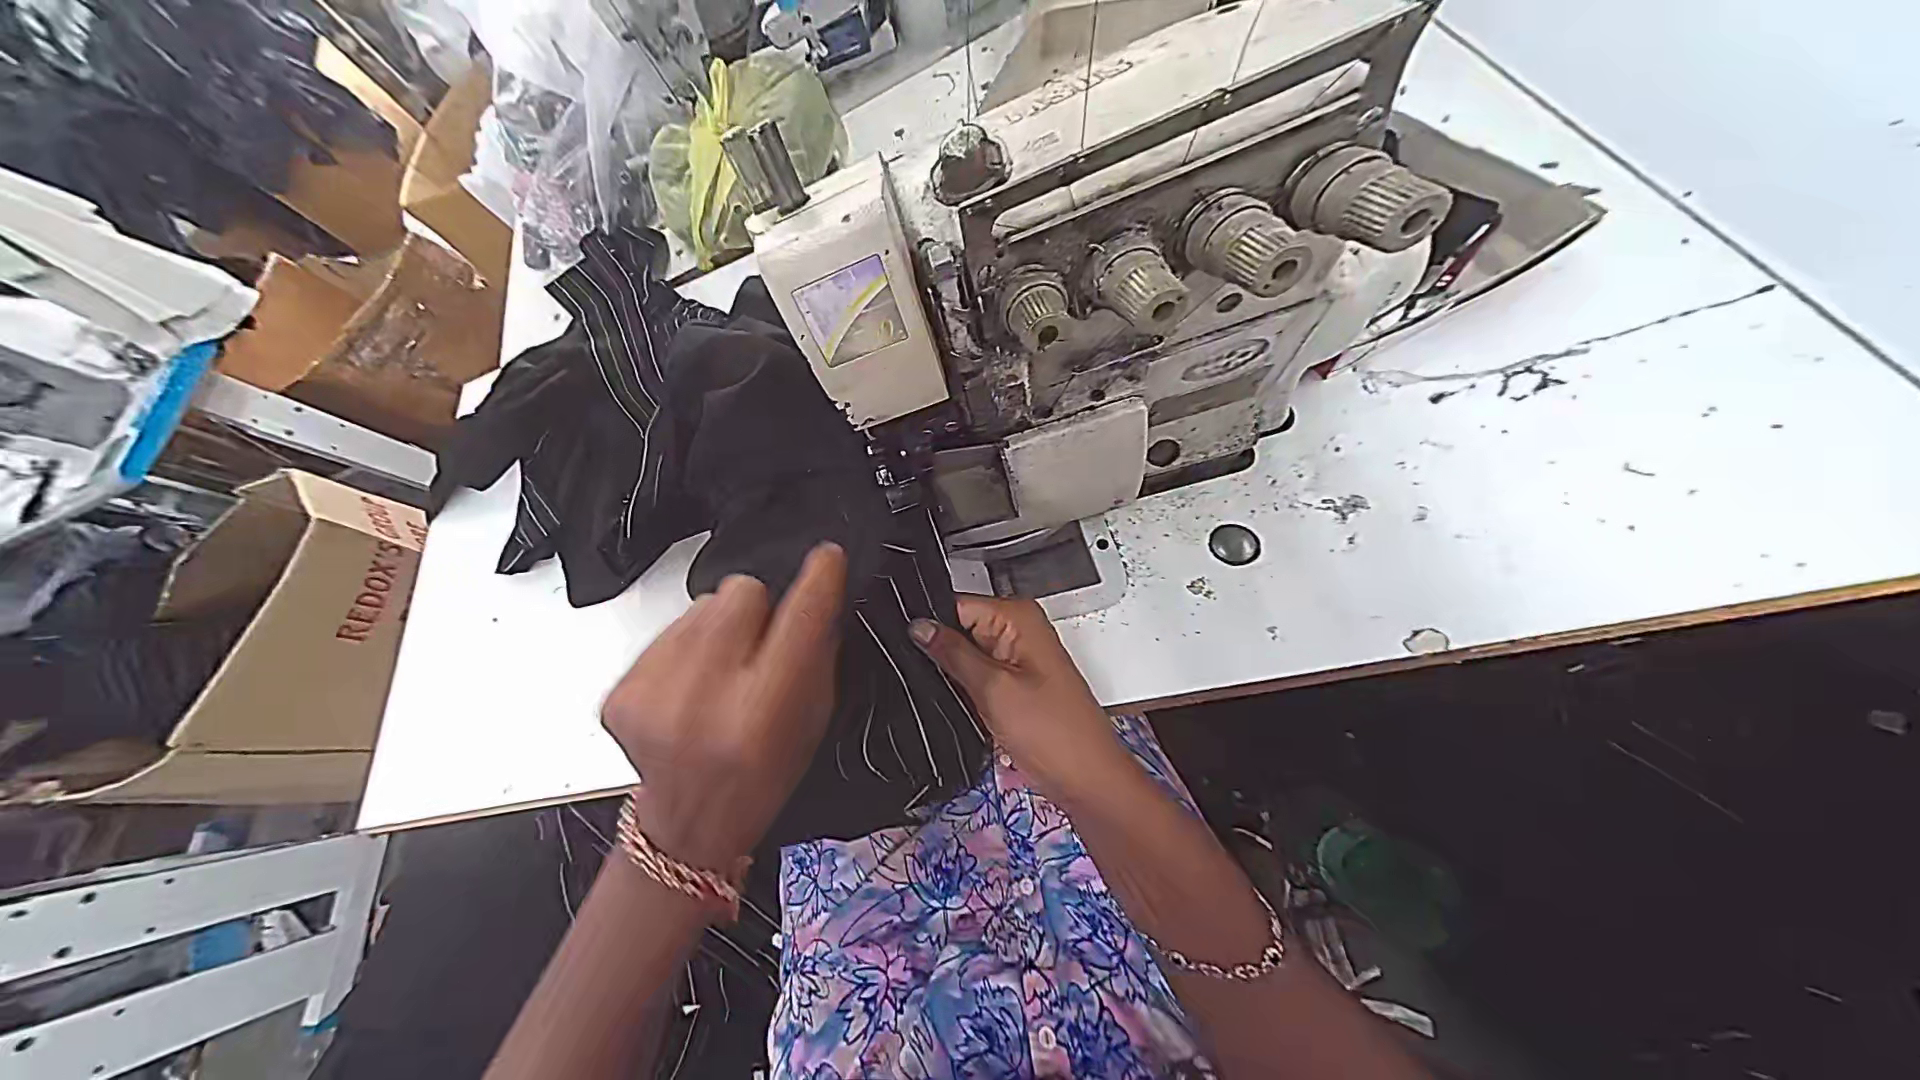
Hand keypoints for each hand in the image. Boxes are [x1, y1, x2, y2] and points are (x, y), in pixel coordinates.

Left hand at [601, 543, 846, 869]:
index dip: (819, 580)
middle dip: (759, 610)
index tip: (828, 557)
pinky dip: (687, 646)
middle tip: (760, 648)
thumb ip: (818, 652)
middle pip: (741, 592)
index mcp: (762, 717)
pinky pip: (669, 626)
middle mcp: (703, 702)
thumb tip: (820, 587)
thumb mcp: (815, 719)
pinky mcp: (622, 690)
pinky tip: (692, 685)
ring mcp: (653, 695)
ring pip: (703, 603)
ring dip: (721, 627)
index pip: (799, 620)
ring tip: (723, 674)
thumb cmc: (761, 775)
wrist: (690, 821)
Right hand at [910, 595, 1134, 806]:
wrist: (1085, 778)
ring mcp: (1016, 657)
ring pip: (964, 654)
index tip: (908, 645)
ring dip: (953, 674)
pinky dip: (965, 689)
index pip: (955, 603)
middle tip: (932, 677)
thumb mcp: (993, 688)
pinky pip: (976, 675)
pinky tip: (963, 705)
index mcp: (1018, 616)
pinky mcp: (1013, 682)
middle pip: (959, 627)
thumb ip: (952, 653)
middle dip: (941, 651)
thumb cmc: (1055, 733)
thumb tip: (920, 627)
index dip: (930, 625)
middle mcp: (1019, 629)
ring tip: (955, 695)